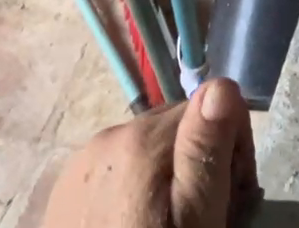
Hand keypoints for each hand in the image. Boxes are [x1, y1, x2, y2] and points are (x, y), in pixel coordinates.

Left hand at [43, 77, 258, 227]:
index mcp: (144, 138)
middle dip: (201, 161)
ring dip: (169, 176)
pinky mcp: (65, 189)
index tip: (232, 197)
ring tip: (170, 225)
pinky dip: (136, 188)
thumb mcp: (195, 222)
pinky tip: (136, 227)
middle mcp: (109, 135)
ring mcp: (81, 162)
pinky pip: (119, 168)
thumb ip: (206, 152)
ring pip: (151, 147)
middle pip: (181, 126)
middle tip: (206, 218)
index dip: (233, 149)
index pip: (216, 106)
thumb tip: (222, 85)